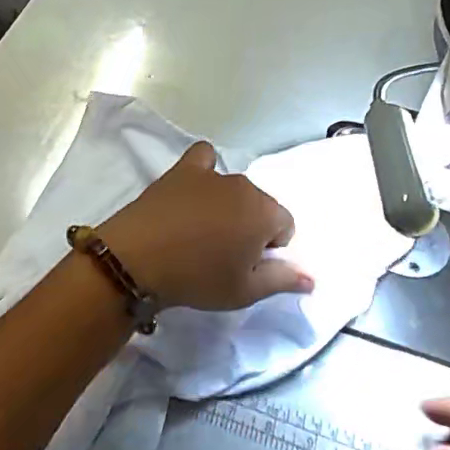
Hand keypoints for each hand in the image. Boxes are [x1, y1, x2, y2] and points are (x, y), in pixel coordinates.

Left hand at [97, 142, 311, 310]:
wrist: (137, 261)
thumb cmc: (197, 279)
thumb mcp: (244, 291)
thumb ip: (283, 279)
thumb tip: (313, 278)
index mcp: (265, 212)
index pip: (285, 227)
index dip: (269, 250)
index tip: (246, 266)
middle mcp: (245, 186)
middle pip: (260, 206)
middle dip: (250, 227)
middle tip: (223, 255)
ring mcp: (213, 175)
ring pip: (235, 190)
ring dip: (228, 207)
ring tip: (201, 233)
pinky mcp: (183, 170)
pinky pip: (204, 158)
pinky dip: (205, 169)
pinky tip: (196, 187)